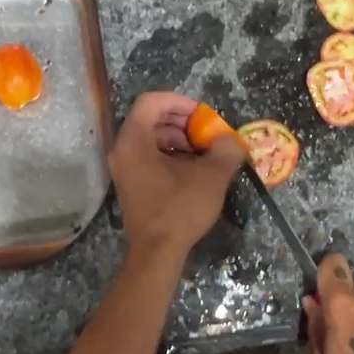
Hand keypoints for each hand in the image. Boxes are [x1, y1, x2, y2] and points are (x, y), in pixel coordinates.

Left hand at [109, 92, 246, 265]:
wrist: (157, 252)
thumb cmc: (179, 209)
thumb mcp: (211, 176)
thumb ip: (225, 150)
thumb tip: (231, 140)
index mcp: (133, 140)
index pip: (151, 101)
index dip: (180, 101)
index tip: (203, 115)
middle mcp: (122, 149)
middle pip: (150, 118)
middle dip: (181, 121)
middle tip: (205, 132)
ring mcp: (123, 167)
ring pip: (149, 137)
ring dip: (177, 138)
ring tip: (203, 152)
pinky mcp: (130, 184)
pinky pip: (147, 155)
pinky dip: (169, 154)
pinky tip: (192, 169)